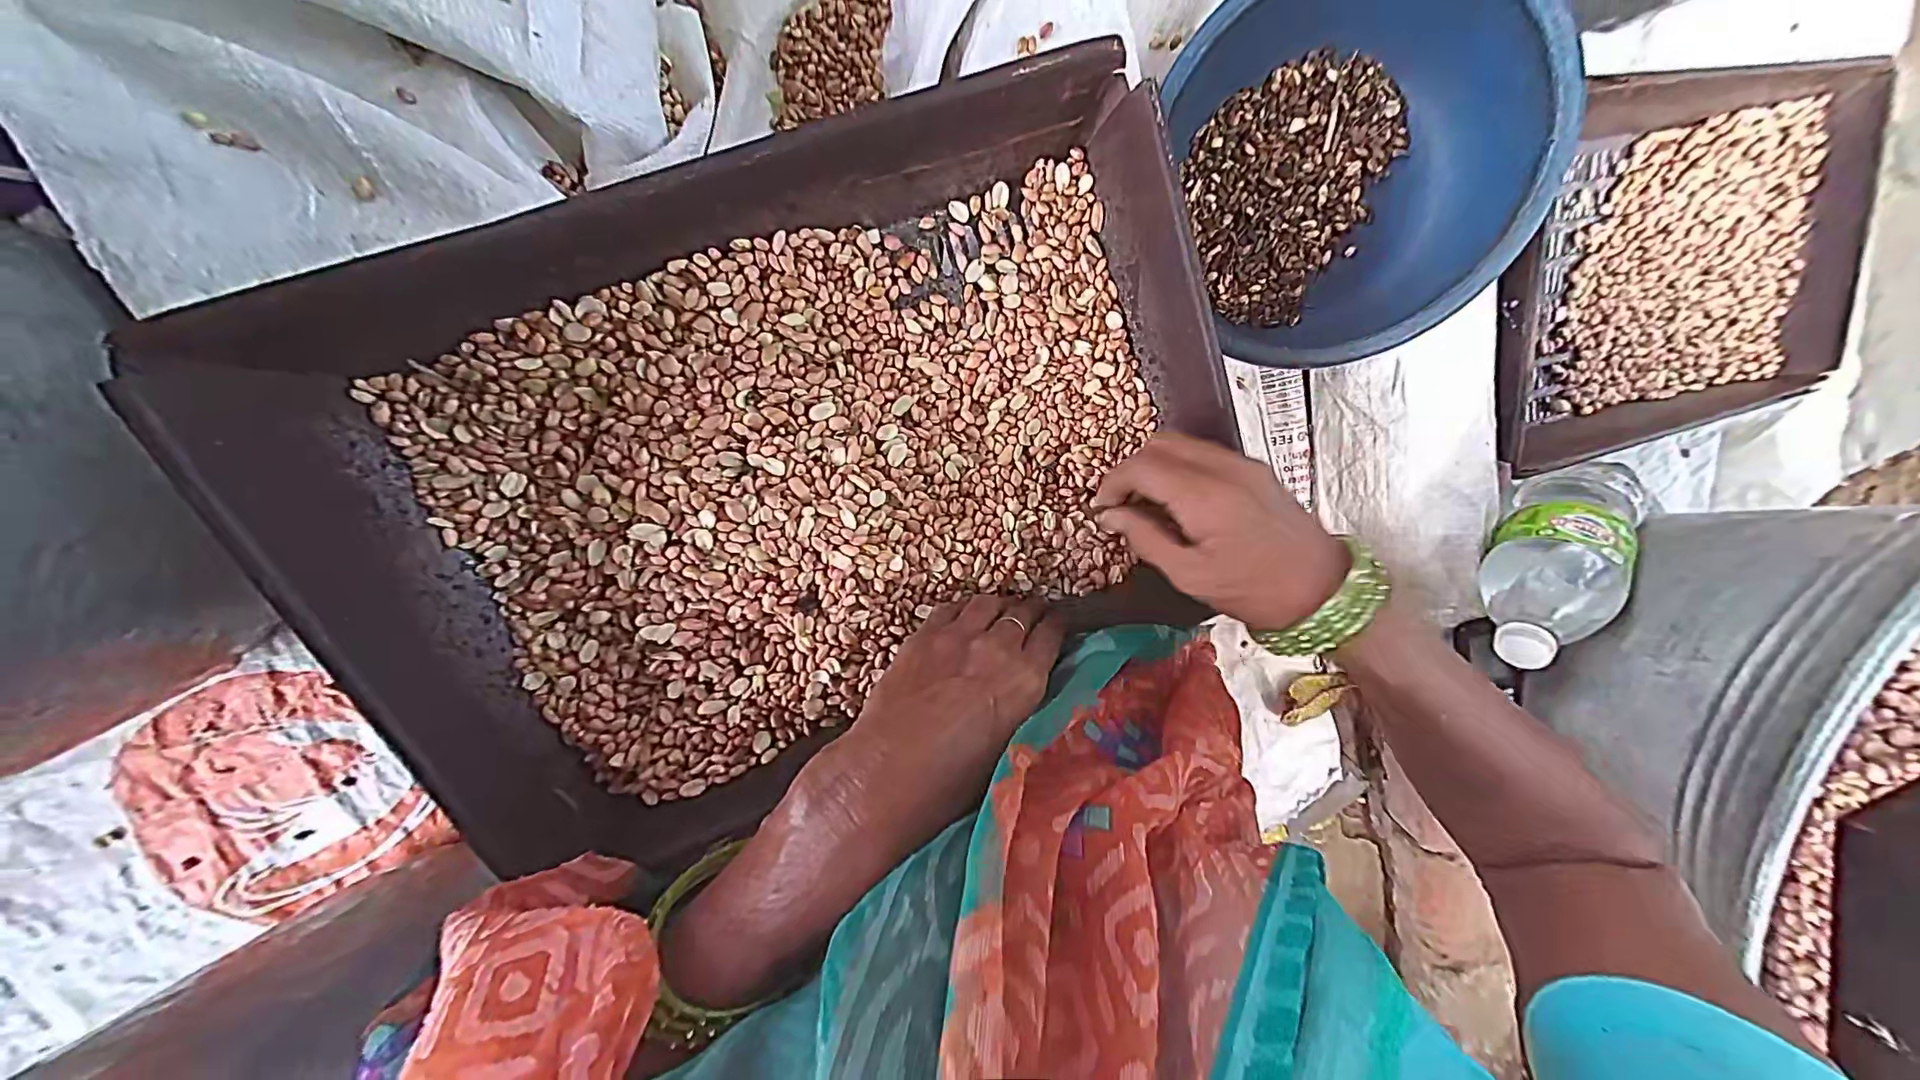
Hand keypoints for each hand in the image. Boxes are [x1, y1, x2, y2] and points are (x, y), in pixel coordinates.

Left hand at [657, 597, 1064, 1017]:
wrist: (889, 771)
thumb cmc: (954, 780)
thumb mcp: (1009, 745)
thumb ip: (1026, 708)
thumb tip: (1031, 691)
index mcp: (1026, 679)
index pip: (1052, 634)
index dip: (1058, 624)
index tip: (1060, 622)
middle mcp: (997, 648)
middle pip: (1022, 612)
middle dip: (1032, 611)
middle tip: (1034, 613)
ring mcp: (957, 636)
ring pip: (988, 603)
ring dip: (1000, 605)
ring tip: (1001, 611)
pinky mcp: (923, 636)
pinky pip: (952, 608)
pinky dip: (965, 609)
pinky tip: (965, 616)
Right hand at [1093, 433, 1348, 630]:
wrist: (1322, 589)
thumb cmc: (1253, 589)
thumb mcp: (1189, 574)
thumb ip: (1144, 538)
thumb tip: (1111, 517)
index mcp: (1204, 496)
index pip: (1141, 466)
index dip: (1112, 483)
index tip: (1103, 508)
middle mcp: (1224, 468)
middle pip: (1159, 443)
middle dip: (1130, 469)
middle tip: (1120, 503)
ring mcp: (1243, 464)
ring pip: (1181, 443)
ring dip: (1153, 465)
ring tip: (1145, 502)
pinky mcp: (1254, 469)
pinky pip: (1204, 453)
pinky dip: (1178, 466)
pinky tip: (1176, 499)